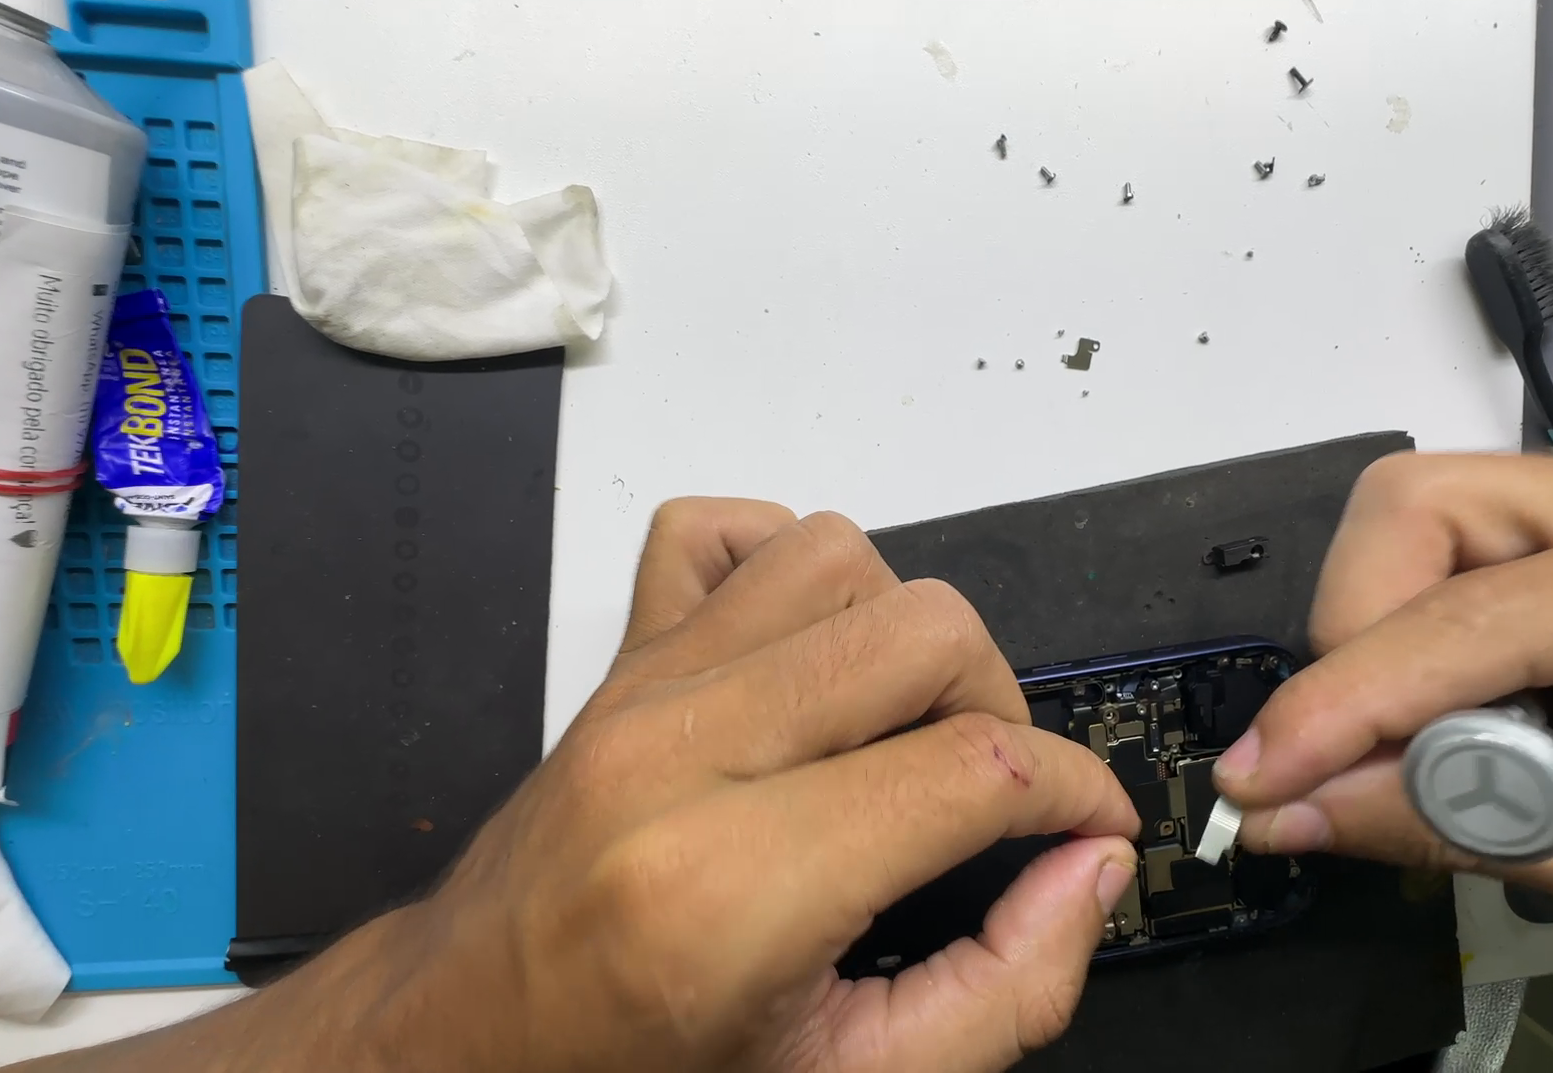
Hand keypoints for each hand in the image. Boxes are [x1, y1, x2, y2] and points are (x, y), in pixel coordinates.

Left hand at [421, 500, 1138, 1070]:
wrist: (463, 1040)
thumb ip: (1001, 994)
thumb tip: (1088, 867)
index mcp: (733, 888)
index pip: (969, 769)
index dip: (1069, 788)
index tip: (1089, 819)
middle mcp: (684, 750)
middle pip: (921, 632)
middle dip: (997, 702)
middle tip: (986, 780)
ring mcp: (644, 682)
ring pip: (834, 553)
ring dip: (901, 627)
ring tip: (895, 716)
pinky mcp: (623, 653)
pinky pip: (713, 531)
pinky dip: (783, 560)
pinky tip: (803, 646)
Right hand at [1213, 453, 1552, 966]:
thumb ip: (1487, 831)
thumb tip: (1290, 814)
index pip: (1483, 610)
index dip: (1351, 699)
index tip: (1256, 783)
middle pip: (1419, 511)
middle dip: (1357, 641)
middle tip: (1367, 755)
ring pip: (1409, 519)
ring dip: (1371, 635)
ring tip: (1420, 738)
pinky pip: (1437, 556)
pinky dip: (1407, 640)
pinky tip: (1460, 712)